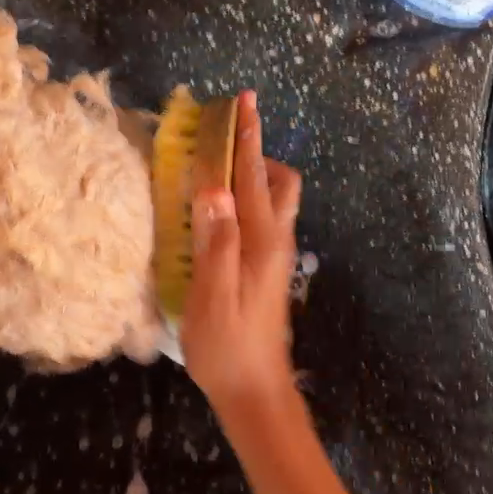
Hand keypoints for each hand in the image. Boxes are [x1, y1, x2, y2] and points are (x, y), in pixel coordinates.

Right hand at [181, 90, 302, 409]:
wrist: (255, 392)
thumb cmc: (228, 346)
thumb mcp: (212, 295)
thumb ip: (215, 240)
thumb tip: (214, 188)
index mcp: (262, 240)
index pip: (255, 176)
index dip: (248, 137)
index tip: (244, 101)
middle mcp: (275, 239)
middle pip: (280, 181)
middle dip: (257, 152)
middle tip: (223, 142)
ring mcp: (274, 254)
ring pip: (274, 198)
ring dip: (251, 175)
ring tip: (214, 171)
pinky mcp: (267, 267)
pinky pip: (263, 216)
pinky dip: (246, 198)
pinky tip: (217, 211)